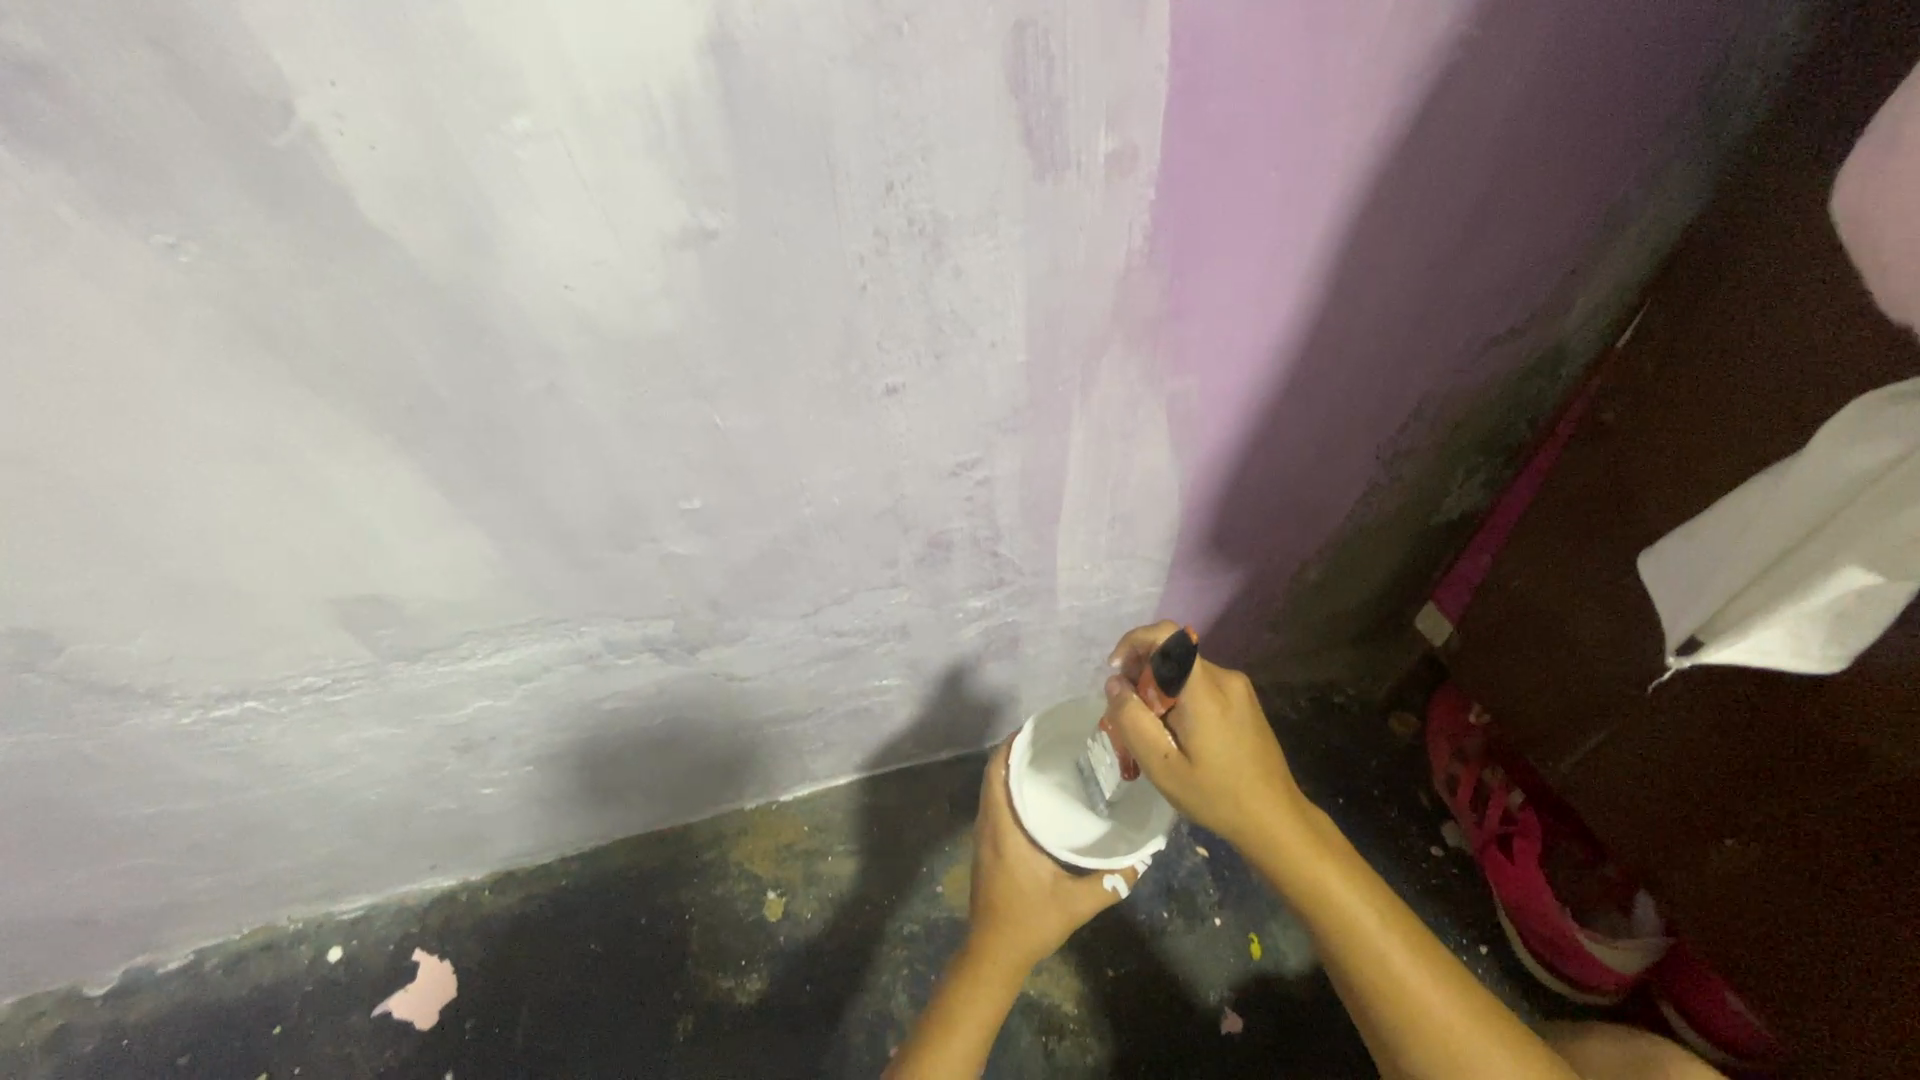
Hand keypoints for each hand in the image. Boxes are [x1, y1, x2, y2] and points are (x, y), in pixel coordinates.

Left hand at [965, 739, 1134, 971]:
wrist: (993, 954)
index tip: (1038, 728)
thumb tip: (1143, 857)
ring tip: (1048, 758)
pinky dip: (1010, 789)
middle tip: (1052, 739)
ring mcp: (984, 836)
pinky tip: (1038, 794)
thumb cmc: (1029, 922)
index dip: (1011, 744)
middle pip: (994, 774)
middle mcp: (988, 824)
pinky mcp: (987, 847)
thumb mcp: (1077, 903)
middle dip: (1017, 751)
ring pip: (993, 789)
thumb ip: (1112, 881)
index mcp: (1002, 827)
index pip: (997, 770)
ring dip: (1012, 770)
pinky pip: (995, 804)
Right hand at [1102, 621, 1307, 849]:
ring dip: (1159, 692)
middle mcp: (1224, 678)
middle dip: (1141, 678)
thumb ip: (1132, 721)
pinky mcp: (1244, 701)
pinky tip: (1177, 737)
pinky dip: (1178, 700)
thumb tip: (1115, 684)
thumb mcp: (1163, 767)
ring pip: (1183, 673)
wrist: (1275, 818)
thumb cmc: (1217, 796)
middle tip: (1130, 719)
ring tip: (1152, 735)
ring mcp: (1238, 689)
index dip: (1134, 641)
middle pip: (1171, 656)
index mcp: (1205, 690)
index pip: (1167, 635)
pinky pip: (1200, 686)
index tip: (1118, 674)